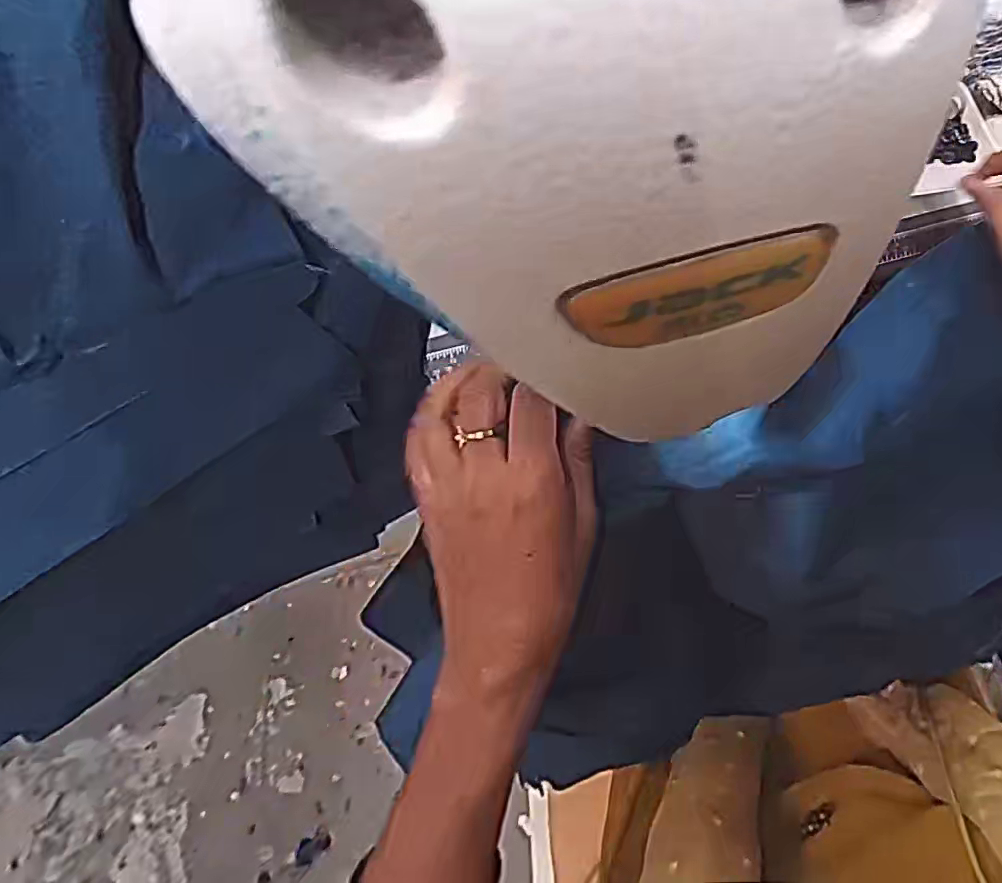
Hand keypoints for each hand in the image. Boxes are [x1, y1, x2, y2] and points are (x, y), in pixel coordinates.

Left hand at [405, 361, 597, 700]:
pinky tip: (446, 402)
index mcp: (532, 479)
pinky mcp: (426, 500)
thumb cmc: (552, 588)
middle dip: (502, 366)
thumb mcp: (585, 521)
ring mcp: (447, 485)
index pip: (532, 402)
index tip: (556, 369)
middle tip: (521, 360)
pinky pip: (416, 441)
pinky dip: (429, 411)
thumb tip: (581, 416)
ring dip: (461, 379)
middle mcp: (484, 474)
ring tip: (482, 369)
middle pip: (482, 394)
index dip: (544, 376)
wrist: (499, 642)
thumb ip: (580, 460)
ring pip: (441, 408)